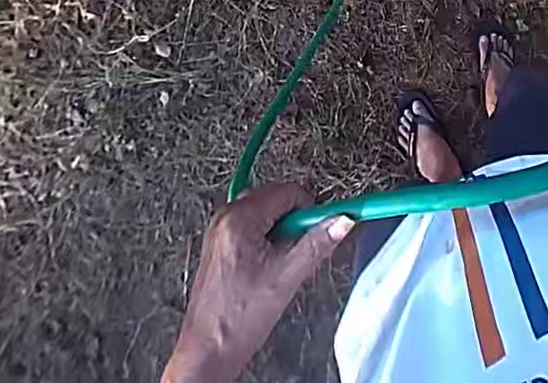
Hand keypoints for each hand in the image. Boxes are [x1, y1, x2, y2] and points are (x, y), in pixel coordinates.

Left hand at [161, 185, 353, 382]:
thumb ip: (318, 243)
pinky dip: (267, 237)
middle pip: (276, 198)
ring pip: (266, 212)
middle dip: (293, 220)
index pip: (289, 192)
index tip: (319, 229)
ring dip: (280, 229)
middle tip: (296, 249)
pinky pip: (253, 225)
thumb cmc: (234, 322)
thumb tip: (342, 221)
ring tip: (280, 260)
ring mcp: (220, 231)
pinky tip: (267, 265)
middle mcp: (225, 218)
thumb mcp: (286, 278)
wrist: (205, 356)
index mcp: (239, 219)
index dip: (308, 211)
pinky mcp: (220, 245)